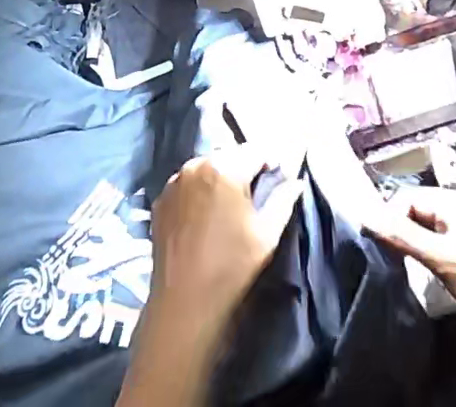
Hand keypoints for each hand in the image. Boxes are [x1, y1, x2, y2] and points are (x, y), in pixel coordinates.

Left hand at [147, 147, 304, 333]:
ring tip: (228, 207)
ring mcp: (174, 182)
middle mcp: (196, 165)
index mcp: (225, 168)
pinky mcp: (161, 201)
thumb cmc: (231, 266)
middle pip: (230, 156)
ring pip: (207, 168)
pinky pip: (188, 184)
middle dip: (245, 169)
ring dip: (221, 179)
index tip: (277, 181)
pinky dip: (199, 192)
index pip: (257, 151)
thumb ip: (284, 199)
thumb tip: (294, 180)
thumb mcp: (267, 233)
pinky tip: (204, 216)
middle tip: (254, 196)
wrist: (183, 304)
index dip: (271, 163)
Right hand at [368, 188, 455, 406]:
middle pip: (416, 212)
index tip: (371, 241)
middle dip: (396, 229)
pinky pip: (431, 254)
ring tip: (388, 265)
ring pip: (422, 234)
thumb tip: (366, 213)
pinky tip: (407, 275)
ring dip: (405, 247)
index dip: (390, 215)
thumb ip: (406, 236)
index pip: (412, 196)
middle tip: (378, 256)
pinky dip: (417, 261)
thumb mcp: (449, 261)